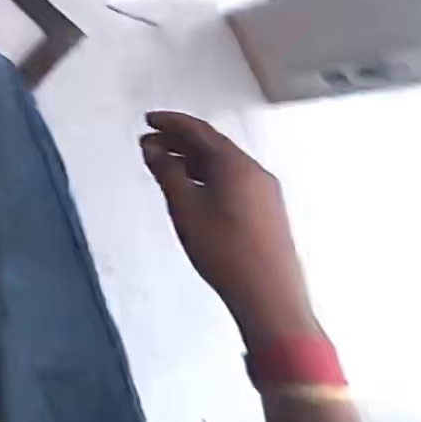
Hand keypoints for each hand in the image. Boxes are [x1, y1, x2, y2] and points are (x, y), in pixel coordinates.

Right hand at [140, 112, 317, 345]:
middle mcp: (254, 171)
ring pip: (222, 162)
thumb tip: (153, 148)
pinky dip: (207, 174)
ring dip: (191, 158)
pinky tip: (192, 188)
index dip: (169, 121)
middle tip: (150, 142)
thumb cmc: (226, 252)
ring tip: (165, 165)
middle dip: (177, 140)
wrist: (271, 302)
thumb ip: (165, 170)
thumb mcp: (184, 206)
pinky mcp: (268, 211)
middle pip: (211, 143)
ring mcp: (265, 192)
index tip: (149, 119)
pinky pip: (233, 178)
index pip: (197, 129)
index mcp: (235, 164)